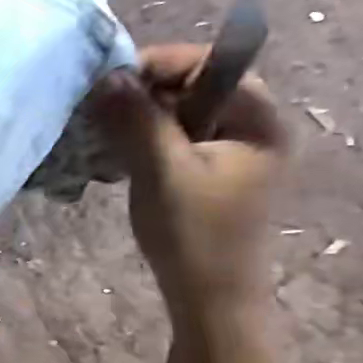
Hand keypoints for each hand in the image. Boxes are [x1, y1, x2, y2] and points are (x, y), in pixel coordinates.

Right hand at [101, 44, 290, 314]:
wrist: (211, 300)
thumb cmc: (194, 235)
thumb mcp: (161, 171)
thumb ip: (137, 120)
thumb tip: (107, 76)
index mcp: (259, 118)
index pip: (210, 63)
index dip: (159, 65)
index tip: (110, 86)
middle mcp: (255, 125)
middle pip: (195, 85)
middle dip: (145, 93)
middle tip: (103, 112)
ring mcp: (235, 149)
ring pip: (182, 111)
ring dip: (141, 117)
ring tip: (107, 133)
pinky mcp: (215, 171)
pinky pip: (177, 136)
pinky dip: (147, 138)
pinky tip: (123, 155)